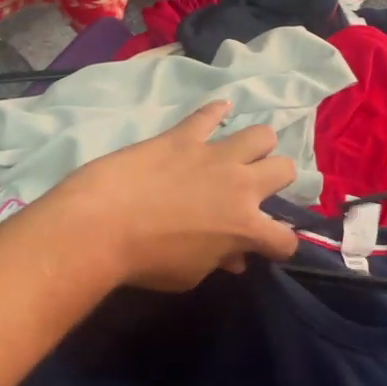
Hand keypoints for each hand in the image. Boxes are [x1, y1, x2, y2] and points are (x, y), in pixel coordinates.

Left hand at [47, 101, 299, 291]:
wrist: (101, 225)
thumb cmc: (147, 261)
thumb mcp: (190, 274)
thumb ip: (218, 259)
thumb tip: (233, 256)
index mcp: (245, 227)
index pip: (285, 238)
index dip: (281, 246)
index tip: (267, 248)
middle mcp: (241, 185)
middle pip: (285, 170)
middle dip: (277, 182)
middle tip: (256, 192)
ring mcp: (214, 155)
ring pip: (261, 135)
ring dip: (257, 147)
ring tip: (242, 155)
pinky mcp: (184, 136)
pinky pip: (209, 114)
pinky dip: (216, 112)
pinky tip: (220, 110)